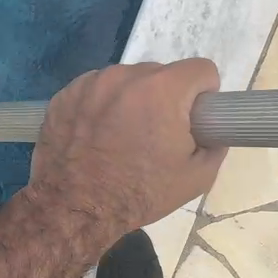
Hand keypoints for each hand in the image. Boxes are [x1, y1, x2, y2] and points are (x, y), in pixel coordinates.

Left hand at [27, 59, 226, 238]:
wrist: (74, 207)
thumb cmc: (139, 193)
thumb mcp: (198, 174)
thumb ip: (215, 140)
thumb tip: (210, 126)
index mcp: (160, 90)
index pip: (200, 69)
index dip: (202, 94)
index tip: (192, 117)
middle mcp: (121, 77)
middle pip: (159, 74)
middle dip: (164, 97)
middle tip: (154, 132)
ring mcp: (86, 85)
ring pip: (123, 80)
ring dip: (129, 99)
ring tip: (121, 134)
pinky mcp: (62, 96)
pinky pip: (93, 90)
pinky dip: (99, 104)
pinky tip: (95, 132)